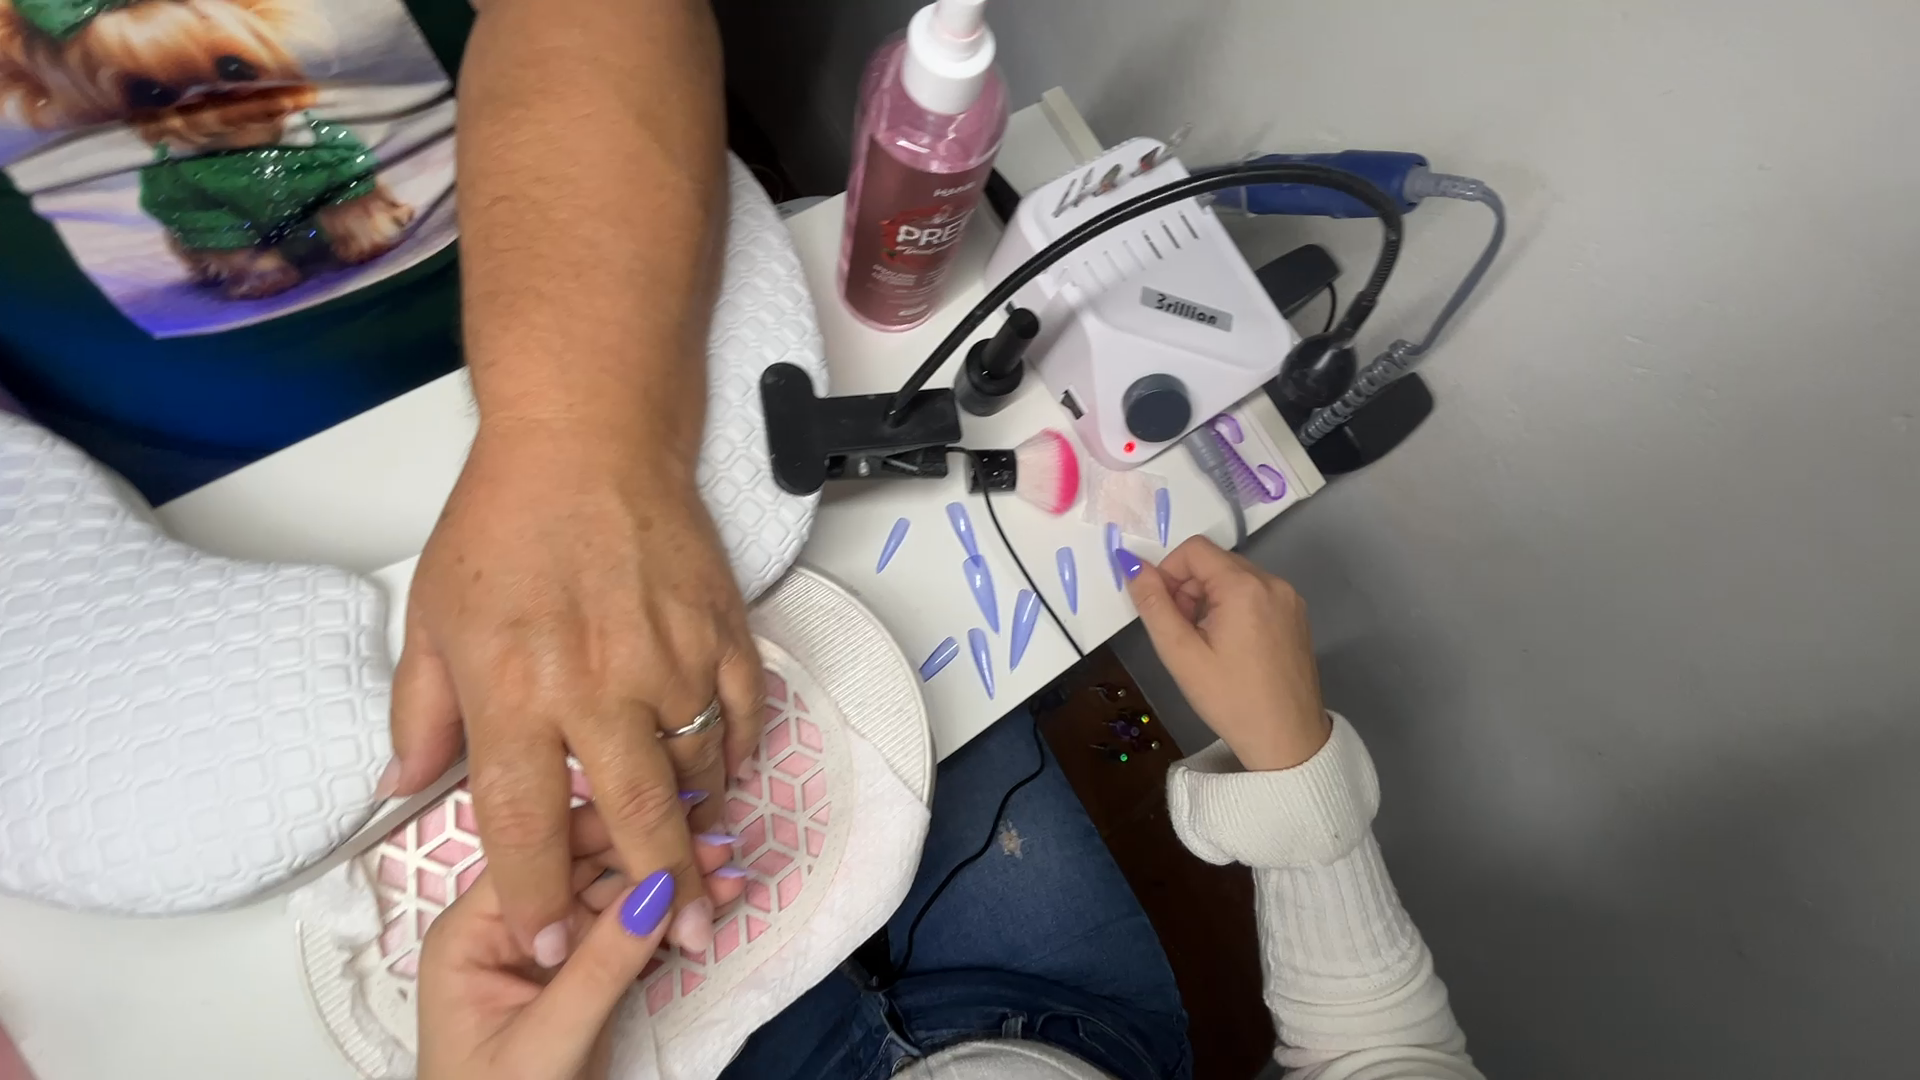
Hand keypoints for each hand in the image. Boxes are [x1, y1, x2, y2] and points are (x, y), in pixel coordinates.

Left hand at [390, 418, 762, 964]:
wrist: (591, 447)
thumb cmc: (507, 524)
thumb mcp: (434, 615)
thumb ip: (422, 712)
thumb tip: (407, 791)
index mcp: (515, 689)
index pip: (524, 822)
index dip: (544, 892)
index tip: (560, 938)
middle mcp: (601, 685)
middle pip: (637, 814)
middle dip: (661, 887)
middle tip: (686, 932)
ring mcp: (674, 657)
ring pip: (701, 766)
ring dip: (700, 810)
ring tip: (696, 833)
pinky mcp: (724, 629)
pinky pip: (745, 711)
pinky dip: (741, 750)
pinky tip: (728, 767)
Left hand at [418, 807, 748, 1079]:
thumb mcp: (546, 1045)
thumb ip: (602, 965)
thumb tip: (662, 885)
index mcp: (476, 930)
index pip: (547, 856)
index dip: (614, 832)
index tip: (679, 822)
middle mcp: (516, 922)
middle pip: (594, 866)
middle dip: (659, 856)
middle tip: (720, 849)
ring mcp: (557, 942)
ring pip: (625, 891)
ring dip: (679, 883)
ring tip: (730, 876)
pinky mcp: (591, 964)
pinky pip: (639, 925)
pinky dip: (678, 914)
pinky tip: (717, 901)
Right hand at [1121, 537, 1330, 770]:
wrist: (1287, 741)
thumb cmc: (1228, 698)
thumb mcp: (1180, 652)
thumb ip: (1152, 603)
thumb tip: (1131, 563)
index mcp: (1244, 586)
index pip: (1193, 550)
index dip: (1167, 571)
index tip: (1162, 609)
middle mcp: (1273, 582)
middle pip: (1214, 561)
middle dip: (1187, 586)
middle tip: (1180, 630)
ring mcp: (1289, 598)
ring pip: (1233, 576)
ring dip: (1207, 596)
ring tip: (1203, 640)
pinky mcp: (1296, 615)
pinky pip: (1254, 592)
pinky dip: (1231, 606)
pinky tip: (1228, 644)